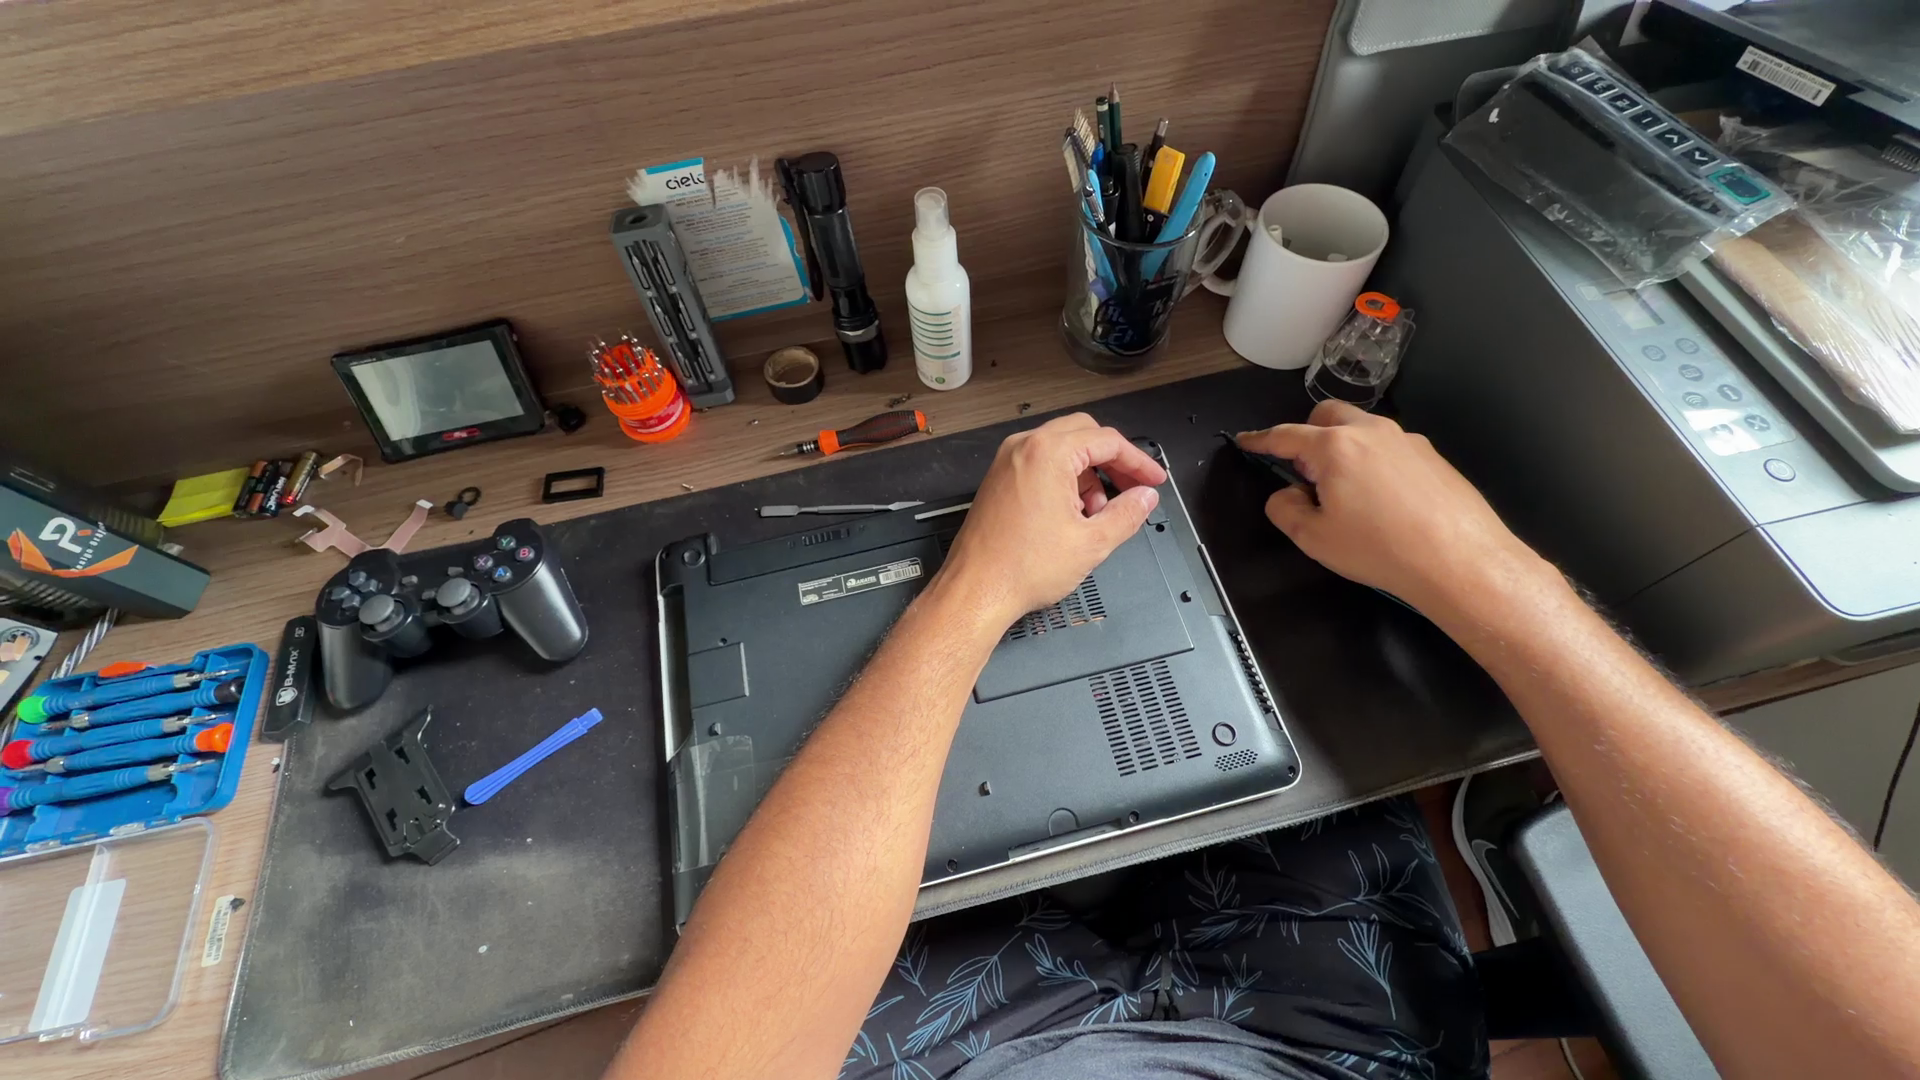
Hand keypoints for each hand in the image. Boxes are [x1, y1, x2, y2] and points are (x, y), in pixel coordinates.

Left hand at [941, 414, 1167, 626]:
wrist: (976, 590)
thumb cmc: (1020, 568)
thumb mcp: (1092, 543)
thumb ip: (1127, 514)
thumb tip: (1144, 498)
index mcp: (1047, 453)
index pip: (1107, 440)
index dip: (1138, 461)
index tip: (1153, 479)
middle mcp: (1023, 448)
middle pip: (1084, 434)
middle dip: (1113, 461)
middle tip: (1133, 487)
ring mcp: (1007, 462)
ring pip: (1062, 450)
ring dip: (1088, 473)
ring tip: (1098, 514)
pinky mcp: (999, 479)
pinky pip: (1041, 464)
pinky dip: (1064, 480)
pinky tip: (1073, 515)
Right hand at [1237, 401, 1548, 612]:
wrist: (1460, 561)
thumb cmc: (1379, 549)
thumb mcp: (1313, 538)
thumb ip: (1284, 509)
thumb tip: (1287, 494)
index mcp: (1335, 447)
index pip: (1285, 436)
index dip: (1260, 440)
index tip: (1245, 441)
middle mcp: (1371, 432)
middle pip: (1327, 416)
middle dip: (1306, 433)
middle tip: (1304, 471)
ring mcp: (1407, 441)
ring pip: (1362, 429)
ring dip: (1342, 447)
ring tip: (1345, 491)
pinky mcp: (1433, 457)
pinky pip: (1389, 448)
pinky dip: (1372, 461)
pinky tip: (1381, 501)